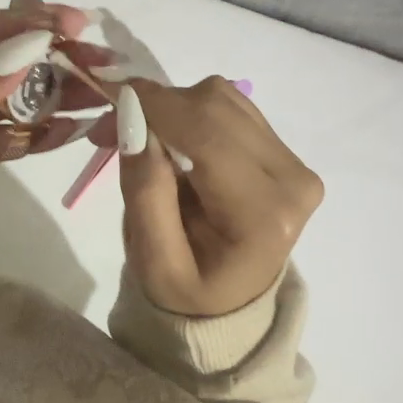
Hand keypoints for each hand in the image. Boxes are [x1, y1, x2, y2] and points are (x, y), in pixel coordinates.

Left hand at [0, 5, 108, 297]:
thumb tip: (28, 50)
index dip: (30, 23)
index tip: (77, 25)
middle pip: (5, 59)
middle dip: (52, 61)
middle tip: (102, 62)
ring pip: (12, 98)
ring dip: (52, 98)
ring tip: (97, 99)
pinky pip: (7, 135)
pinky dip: (35, 134)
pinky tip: (68, 133)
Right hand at [102, 76, 322, 316]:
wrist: (226, 306)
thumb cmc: (185, 292)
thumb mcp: (153, 263)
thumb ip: (145, 194)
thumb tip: (132, 122)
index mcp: (262, 214)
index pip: (206, 135)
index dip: (155, 105)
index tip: (108, 96)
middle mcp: (292, 180)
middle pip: (216, 107)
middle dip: (157, 105)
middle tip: (110, 127)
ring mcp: (294, 162)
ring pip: (223, 100)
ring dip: (173, 109)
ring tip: (138, 139)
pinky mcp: (285, 153)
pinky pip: (231, 109)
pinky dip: (191, 115)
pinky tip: (170, 143)